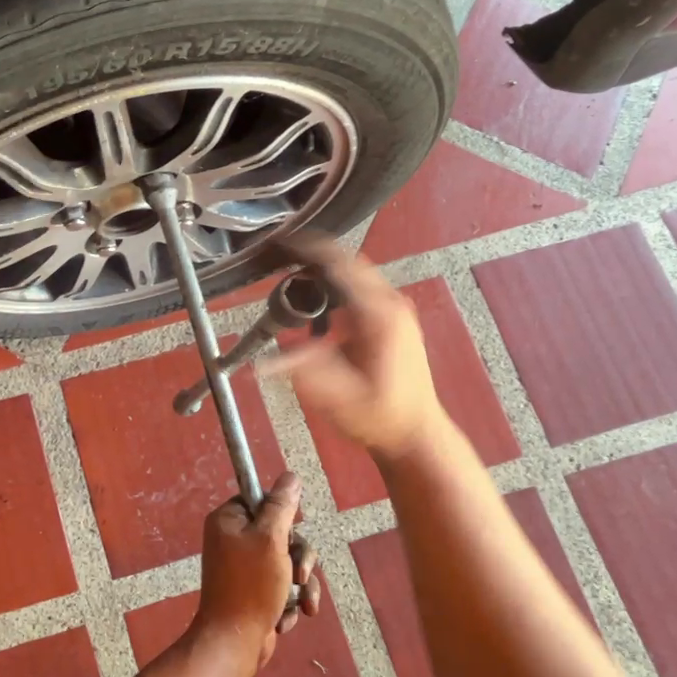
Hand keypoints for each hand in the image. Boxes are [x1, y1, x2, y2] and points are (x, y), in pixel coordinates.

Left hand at [193, 472, 320, 674]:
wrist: (235, 642)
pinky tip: (287, 618)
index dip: (283, 515)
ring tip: (300, 604)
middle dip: (298, 556)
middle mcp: (234, 540)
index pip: (262, 500)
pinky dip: (290, 601)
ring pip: (288, 561)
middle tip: (298, 574)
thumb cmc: (251, 586)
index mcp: (229, 520)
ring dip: (301, 584)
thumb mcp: (271, 539)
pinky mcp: (256, 592)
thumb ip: (282, 506)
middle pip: (282, 532)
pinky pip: (283, 585)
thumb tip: (291, 476)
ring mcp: (245, 568)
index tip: (290, 531)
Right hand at [264, 236, 453, 459]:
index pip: (341, 266)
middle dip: (314, 253)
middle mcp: (391, 304)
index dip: (309, 249)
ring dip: (325, 267)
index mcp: (379, 316)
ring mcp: (396, 310)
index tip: (280, 241)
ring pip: (356, 272)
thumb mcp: (337, 400)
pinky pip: (361, 287)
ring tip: (290, 267)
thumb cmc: (381, 417)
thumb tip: (259, 363)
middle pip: (349, 262)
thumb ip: (301, 373)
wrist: (417, 435)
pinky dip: (336, 281)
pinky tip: (314, 293)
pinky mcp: (393, 320)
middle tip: (278, 252)